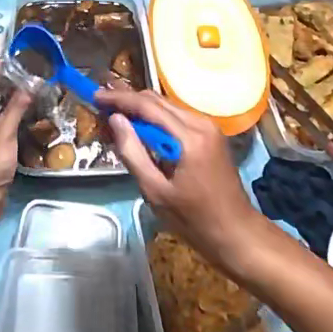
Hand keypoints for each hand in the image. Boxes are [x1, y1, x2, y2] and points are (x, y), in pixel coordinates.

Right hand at [98, 88, 268, 266]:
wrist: (237, 234)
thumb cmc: (195, 220)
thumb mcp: (155, 191)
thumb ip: (133, 152)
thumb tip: (115, 120)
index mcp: (190, 137)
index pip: (147, 106)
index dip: (119, 99)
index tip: (95, 97)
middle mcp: (201, 124)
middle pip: (157, 101)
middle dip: (128, 101)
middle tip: (101, 108)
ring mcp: (209, 128)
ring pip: (167, 107)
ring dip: (141, 110)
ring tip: (115, 119)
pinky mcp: (210, 135)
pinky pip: (177, 118)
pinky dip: (156, 120)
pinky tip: (140, 131)